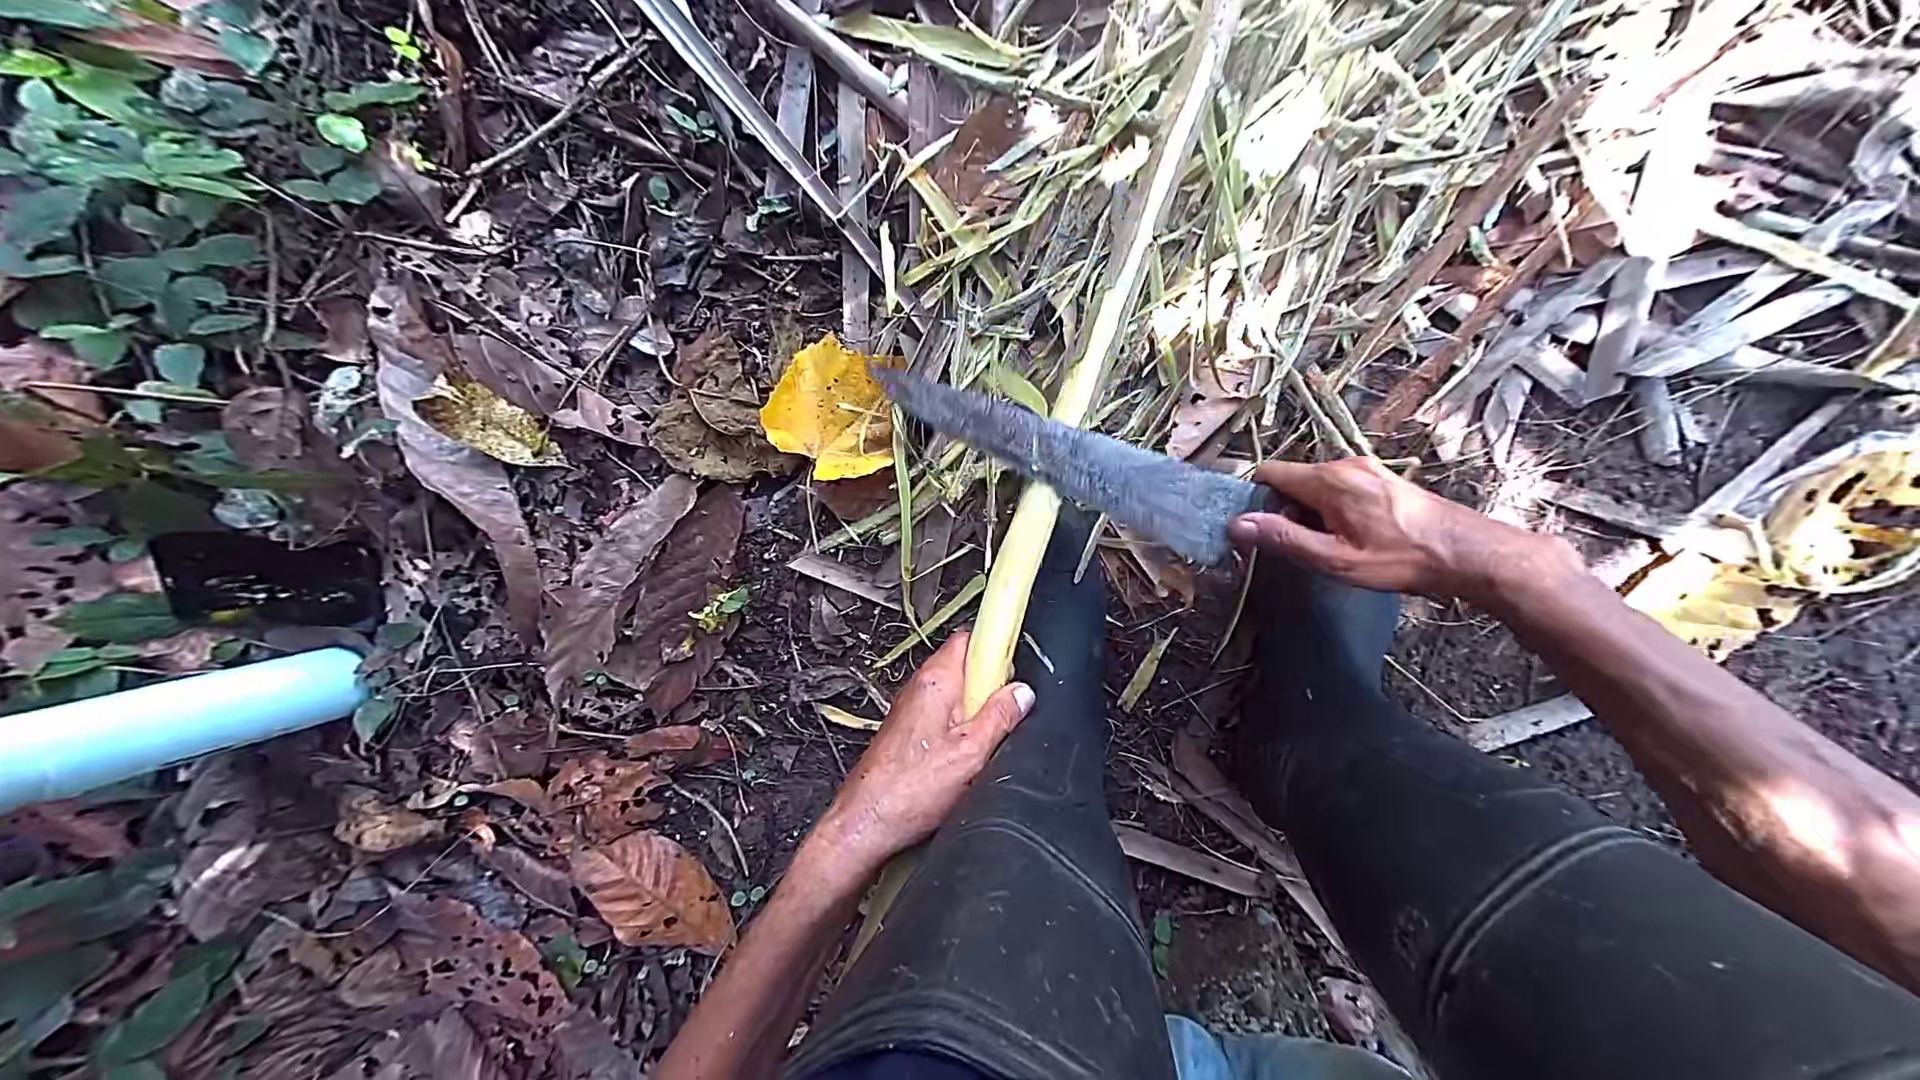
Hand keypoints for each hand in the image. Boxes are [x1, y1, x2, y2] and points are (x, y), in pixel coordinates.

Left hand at [813, 632, 1032, 871]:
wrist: (867, 821)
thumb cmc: (905, 790)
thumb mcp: (970, 753)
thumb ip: (1000, 717)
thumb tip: (1022, 694)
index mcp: (936, 680)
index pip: (972, 637)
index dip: (997, 646)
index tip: (1014, 666)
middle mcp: (921, 686)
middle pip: (969, 667)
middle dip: (990, 689)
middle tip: (998, 719)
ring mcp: (914, 707)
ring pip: (959, 695)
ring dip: (975, 714)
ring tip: (977, 746)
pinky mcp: (911, 729)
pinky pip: (946, 717)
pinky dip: (959, 732)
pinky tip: (959, 760)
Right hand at [1227, 457, 1583, 603]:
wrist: (1469, 553)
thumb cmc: (1401, 559)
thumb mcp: (1334, 557)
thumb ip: (1283, 538)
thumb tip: (1237, 524)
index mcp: (1327, 479)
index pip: (1268, 473)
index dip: (1255, 500)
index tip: (1261, 529)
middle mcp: (1344, 465)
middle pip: (1290, 481)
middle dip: (1284, 510)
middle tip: (1300, 546)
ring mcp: (1365, 470)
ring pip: (1313, 486)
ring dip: (1309, 513)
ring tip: (1329, 544)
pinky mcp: (1379, 479)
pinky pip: (1336, 488)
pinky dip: (1330, 509)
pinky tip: (1350, 535)